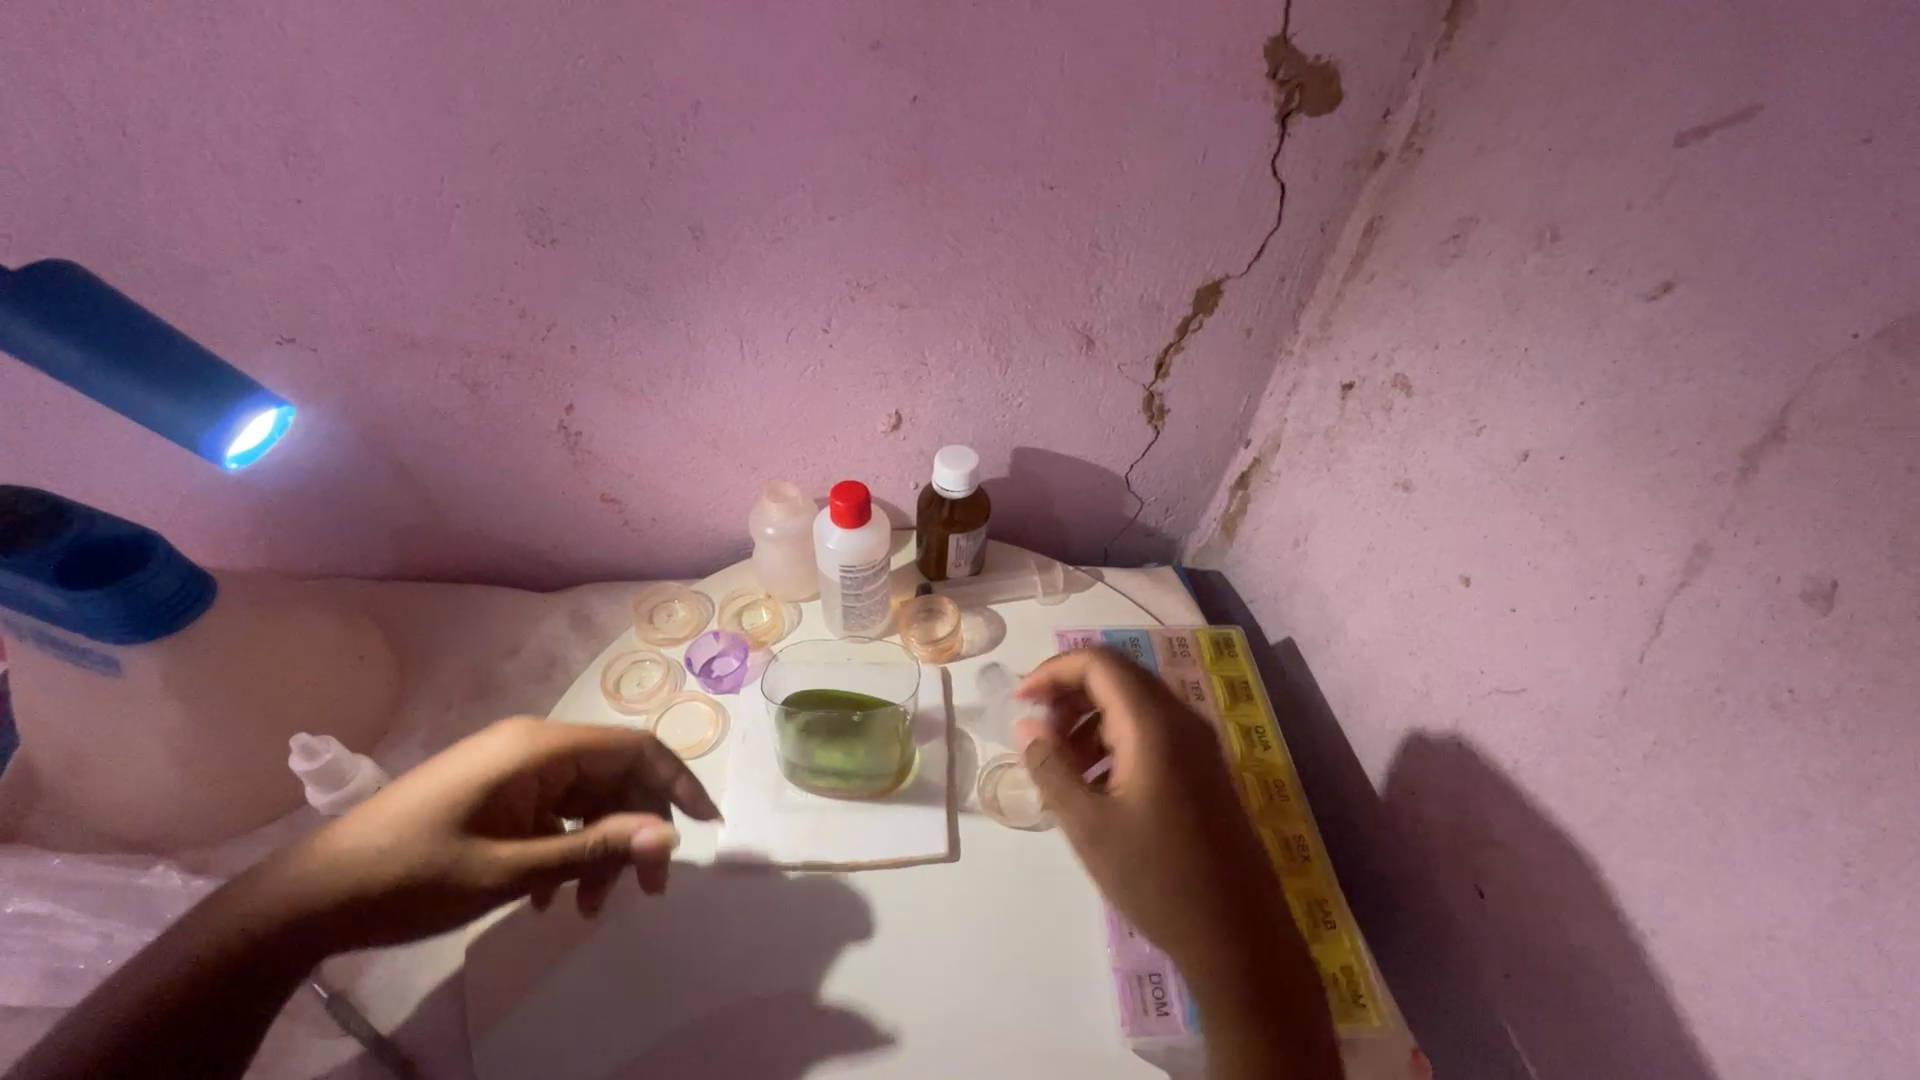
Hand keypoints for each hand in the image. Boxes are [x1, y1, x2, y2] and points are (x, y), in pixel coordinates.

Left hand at [259, 717, 719, 952]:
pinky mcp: (495, 793)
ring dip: (599, 850)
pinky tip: (550, 900)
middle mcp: (533, 746)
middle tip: (645, 892)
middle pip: (614, 777)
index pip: (635, 749)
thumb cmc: (408, 878)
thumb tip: (669, 835)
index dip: (677, 783)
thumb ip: (594, 848)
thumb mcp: (509, 870)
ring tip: (587, 911)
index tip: (704, 828)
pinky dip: (566, 851)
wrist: (304, 899)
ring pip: (586, 800)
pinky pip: (554, 813)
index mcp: (540, 747)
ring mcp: (511, 770)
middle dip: (636, 832)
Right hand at [1014, 648, 1288, 976]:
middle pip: (1117, 677)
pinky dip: (1115, 742)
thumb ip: (1050, 766)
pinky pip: (1152, 733)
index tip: (1020, 702)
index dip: (1053, 671)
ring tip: (1061, 767)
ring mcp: (1199, 746)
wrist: (1239, 938)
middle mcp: (1182, 721)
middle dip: (1069, 695)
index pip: (1098, 663)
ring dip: (1090, 721)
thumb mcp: (1088, 825)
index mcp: (1154, 725)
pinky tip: (1096, 786)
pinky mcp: (1204, 771)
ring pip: (1134, 705)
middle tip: (1037, 732)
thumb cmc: (1156, 879)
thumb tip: (1025, 724)